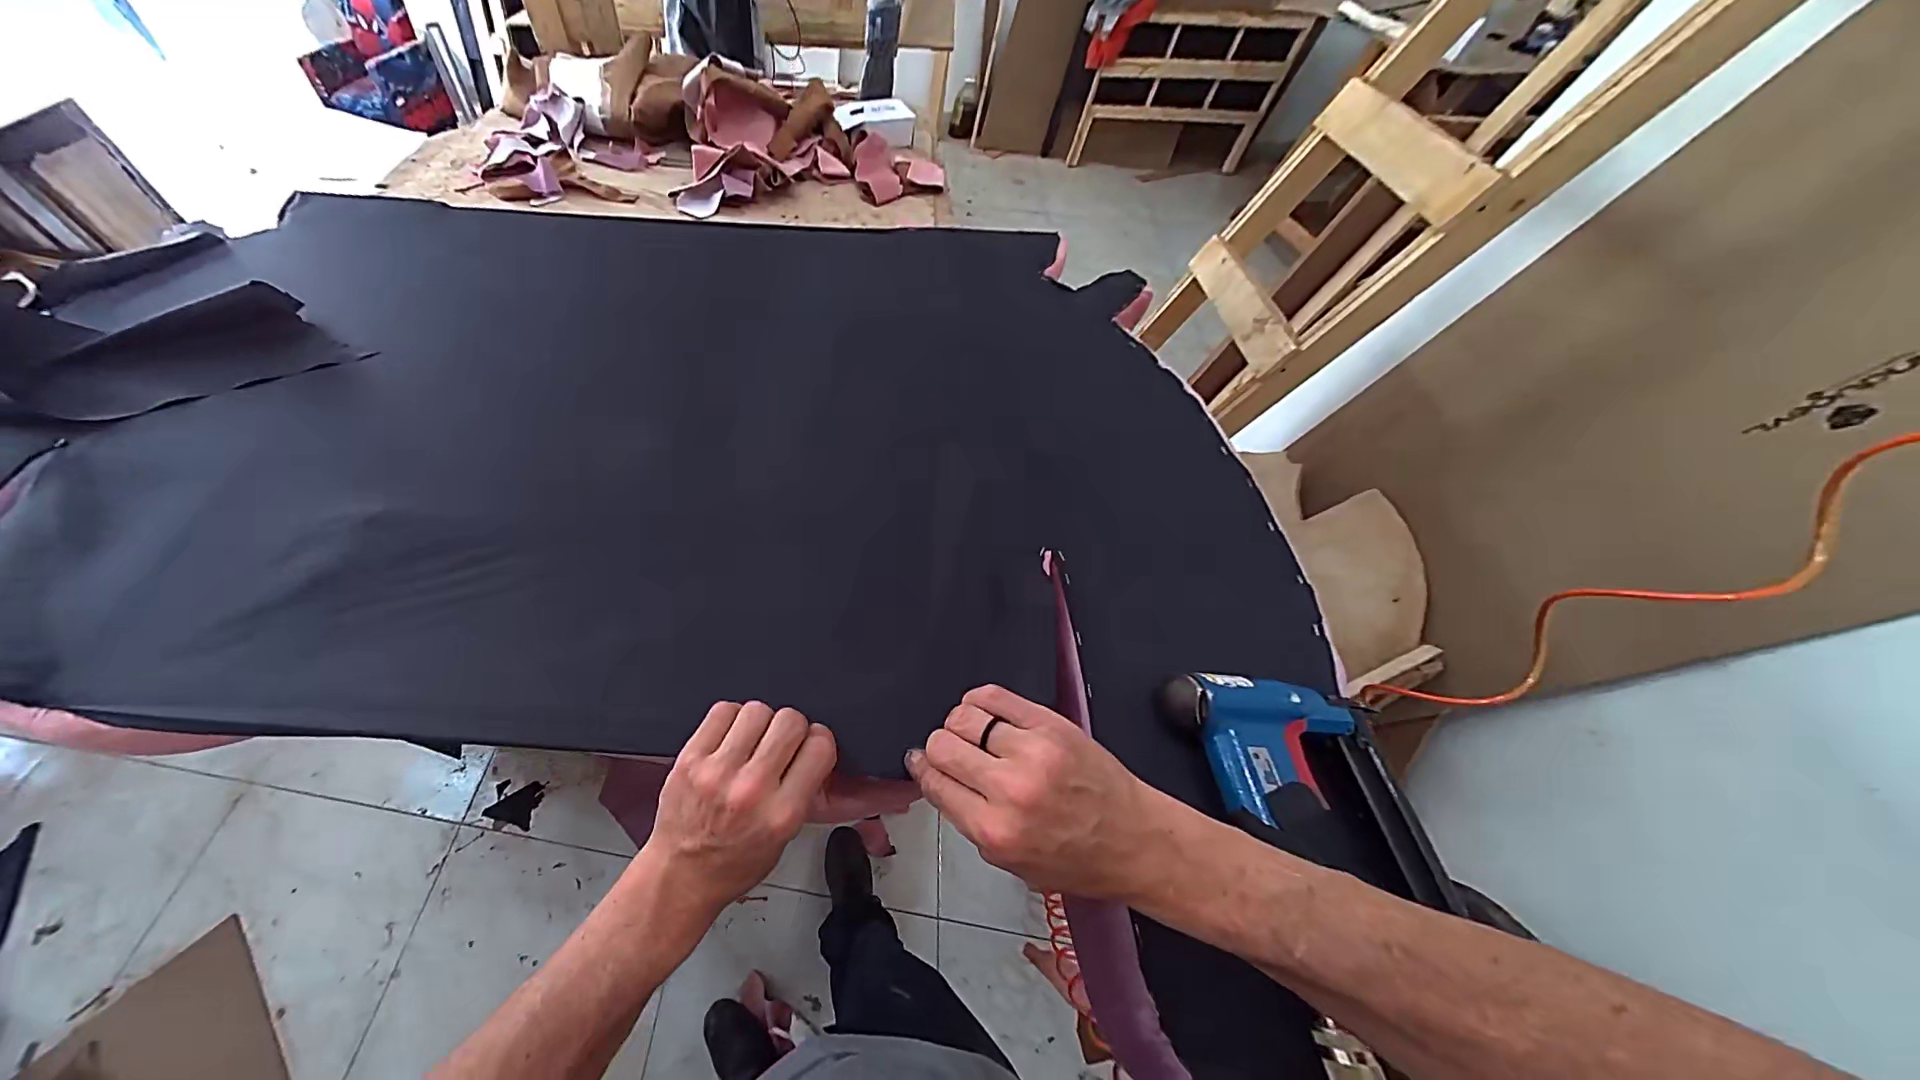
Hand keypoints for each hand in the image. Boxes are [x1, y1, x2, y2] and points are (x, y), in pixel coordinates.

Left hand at [644, 701, 837, 912]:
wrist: (680, 876)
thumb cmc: (733, 861)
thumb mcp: (788, 836)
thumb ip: (817, 796)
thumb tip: (844, 772)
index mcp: (782, 813)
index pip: (820, 745)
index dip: (819, 741)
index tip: (811, 747)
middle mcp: (751, 790)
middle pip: (791, 720)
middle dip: (793, 728)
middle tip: (782, 745)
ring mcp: (717, 772)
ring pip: (758, 710)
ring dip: (762, 721)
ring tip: (754, 741)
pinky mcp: (690, 759)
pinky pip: (723, 711)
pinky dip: (732, 718)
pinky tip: (731, 737)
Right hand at [905, 685, 1177, 900]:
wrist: (1133, 839)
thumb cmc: (1077, 858)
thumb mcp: (1011, 862)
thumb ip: (969, 820)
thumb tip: (937, 778)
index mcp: (995, 830)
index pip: (934, 782)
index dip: (921, 768)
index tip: (920, 761)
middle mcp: (1010, 789)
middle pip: (943, 744)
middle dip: (938, 746)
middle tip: (950, 751)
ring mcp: (1033, 751)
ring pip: (964, 716)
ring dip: (960, 723)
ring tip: (973, 734)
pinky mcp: (1052, 724)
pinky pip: (995, 695)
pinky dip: (980, 700)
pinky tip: (985, 712)